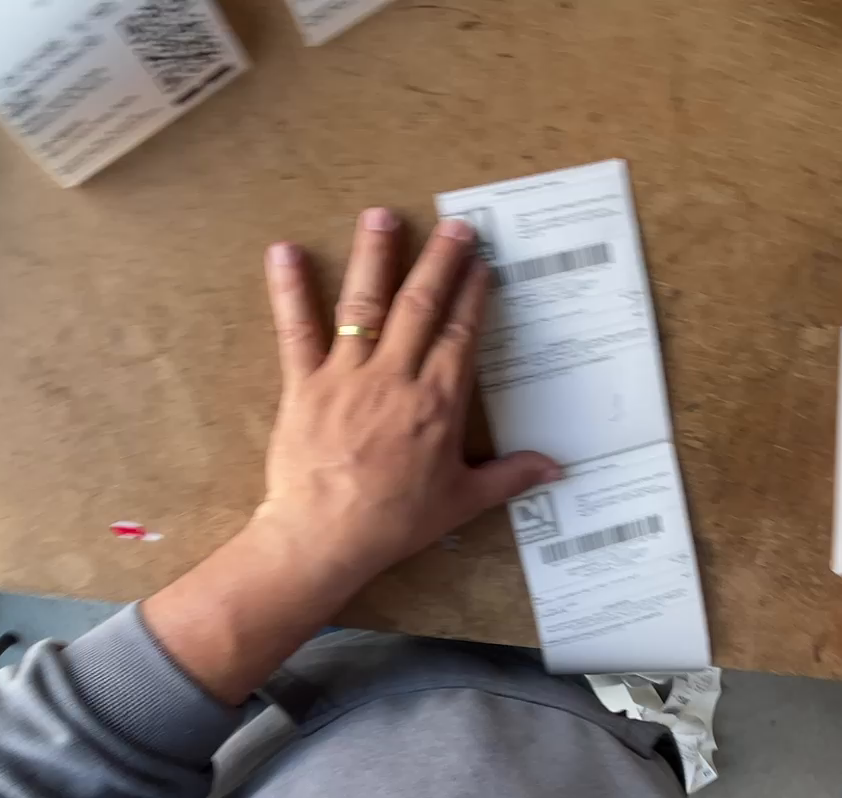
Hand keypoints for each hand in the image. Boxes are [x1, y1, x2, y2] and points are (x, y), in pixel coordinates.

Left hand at [141, 209, 559, 704]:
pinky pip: (296, 330)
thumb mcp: (462, 502)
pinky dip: (290, 290)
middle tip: (455, 225)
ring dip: (375, 257)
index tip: (482, 265)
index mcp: (438, 401)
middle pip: (421, 306)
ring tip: (383, 217)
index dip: (474, 295)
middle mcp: (396, 377)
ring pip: (365, 305)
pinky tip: (285, 252)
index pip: (461, 334)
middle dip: (440, 261)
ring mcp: (347, 375)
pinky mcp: (304, 384)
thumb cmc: (397, 521)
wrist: (326, 537)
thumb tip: (557, 469)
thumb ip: (510, 477)